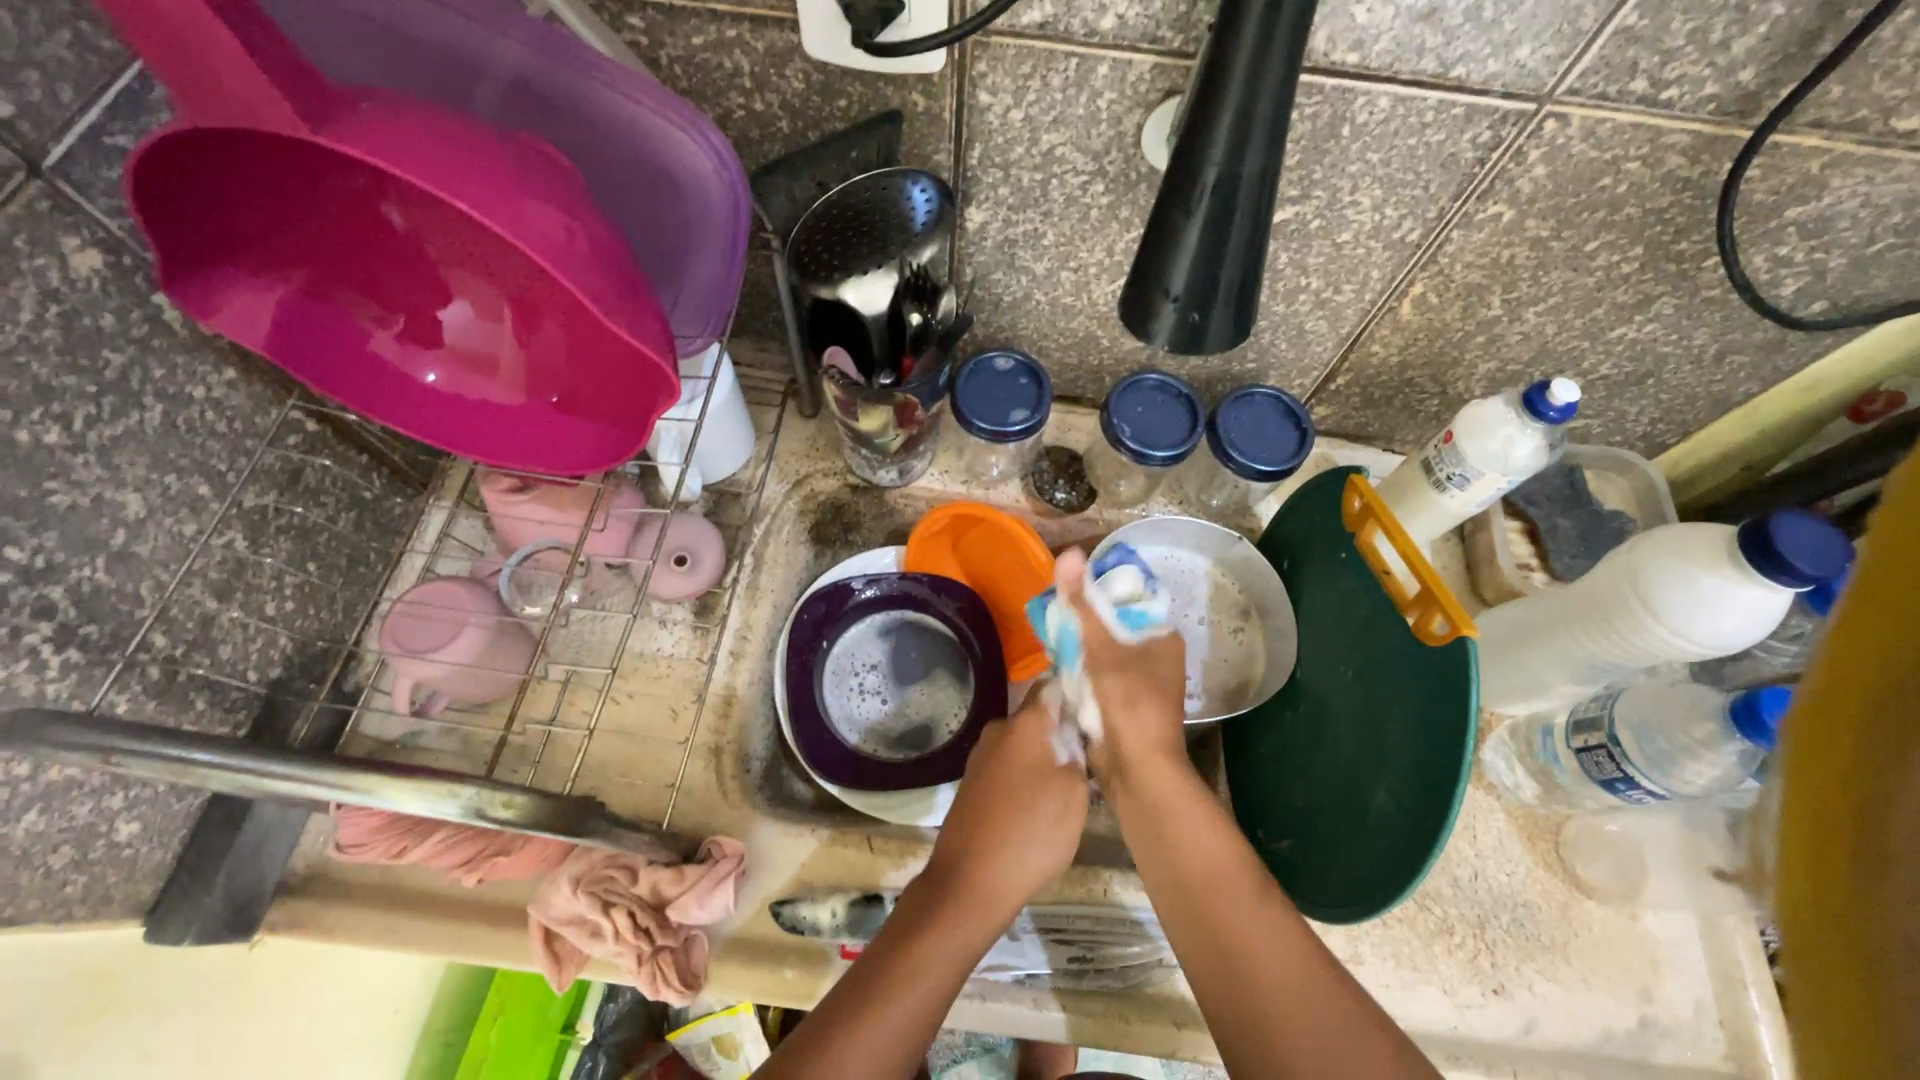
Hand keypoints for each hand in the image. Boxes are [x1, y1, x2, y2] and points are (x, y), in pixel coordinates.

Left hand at [923, 683, 1088, 912]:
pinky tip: (1037, 807)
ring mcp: (979, 758)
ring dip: (1042, 760)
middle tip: (1088, 759)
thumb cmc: (1032, 831)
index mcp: (1024, 723)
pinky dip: (1023, 780)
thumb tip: (1070, 742)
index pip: (1051, 688)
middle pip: (1036, 720)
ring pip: (1021, 748)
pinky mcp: (971, 785)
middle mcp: (997, 731)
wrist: (971, 880)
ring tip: (1066, 788)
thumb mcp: (1074, 794)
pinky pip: (1006, 770)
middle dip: (1060, 734)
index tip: (1095, 710)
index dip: (1074, 693)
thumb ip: (1077, 756)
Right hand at [1054, 547, 1190, 786]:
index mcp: (1162, 638)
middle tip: (1051, 609)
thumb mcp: (1103, 649)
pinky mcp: (1119, 703)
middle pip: (1112, 625)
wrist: (1137, 770)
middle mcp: (1154, 656)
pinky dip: (1077, 671)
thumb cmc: (1130, 703)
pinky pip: (1095, 676)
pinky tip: (1054, 664)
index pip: (1130, 599)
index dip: (1100, 589)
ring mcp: (1137, 682)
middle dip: (1082, 620)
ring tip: (1048, 632)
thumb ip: (1083, 604)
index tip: (1068, 585)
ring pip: (1100, 652)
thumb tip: (1068, 554)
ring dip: (1077, 647)